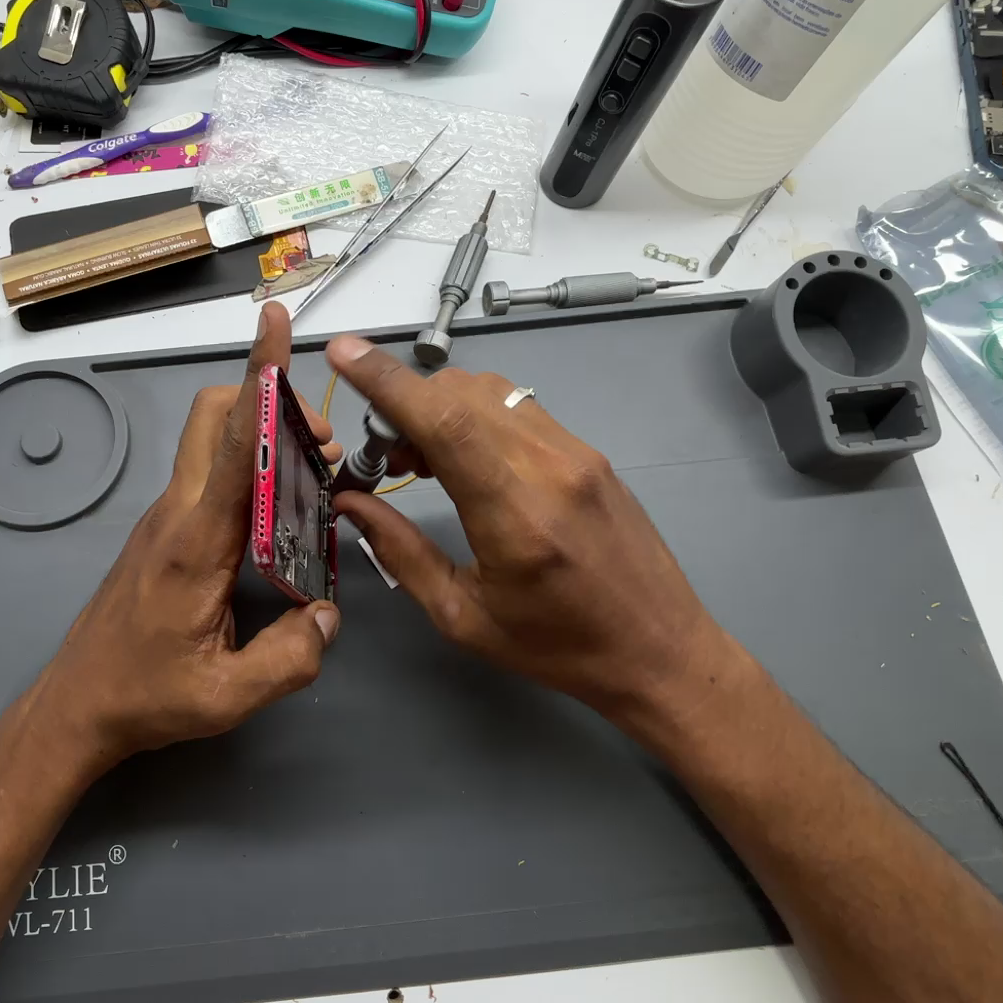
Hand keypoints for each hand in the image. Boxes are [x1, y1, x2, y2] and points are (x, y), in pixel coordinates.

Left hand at [35, 304, 342, 766]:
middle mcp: (178, 513)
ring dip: (259, 434)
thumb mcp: (226, 696)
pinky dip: (246, 466)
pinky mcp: (164, 532)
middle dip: (266, 400)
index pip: (234, 441)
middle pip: (212, 416)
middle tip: (318, 442)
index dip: (260, 376)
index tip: (276, 323)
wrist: (77, 704)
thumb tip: (329, 615)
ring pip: (210, 441)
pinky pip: (208, 475)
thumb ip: (290, 658)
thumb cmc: (144, 696)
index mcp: (197, 541)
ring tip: (313, 472)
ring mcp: (166, 518)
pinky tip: (277, 509)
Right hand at [324, 335, 739, 721]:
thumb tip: (350, 502)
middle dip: (404, 403)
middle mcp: (549, 466)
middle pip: (460, 393)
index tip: (342, 352)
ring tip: (423, 460)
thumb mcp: (462, 616)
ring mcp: (576, 452)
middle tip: (385, 454)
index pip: (443, 420)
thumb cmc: (556, 647)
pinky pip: (517, 407)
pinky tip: (466, 458)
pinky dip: (474, 415)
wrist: (660, 651)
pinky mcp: (589, 452)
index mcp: (515, 515)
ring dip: (439, 407)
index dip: (386, 380)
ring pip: (489, 391)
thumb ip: (401, 551)